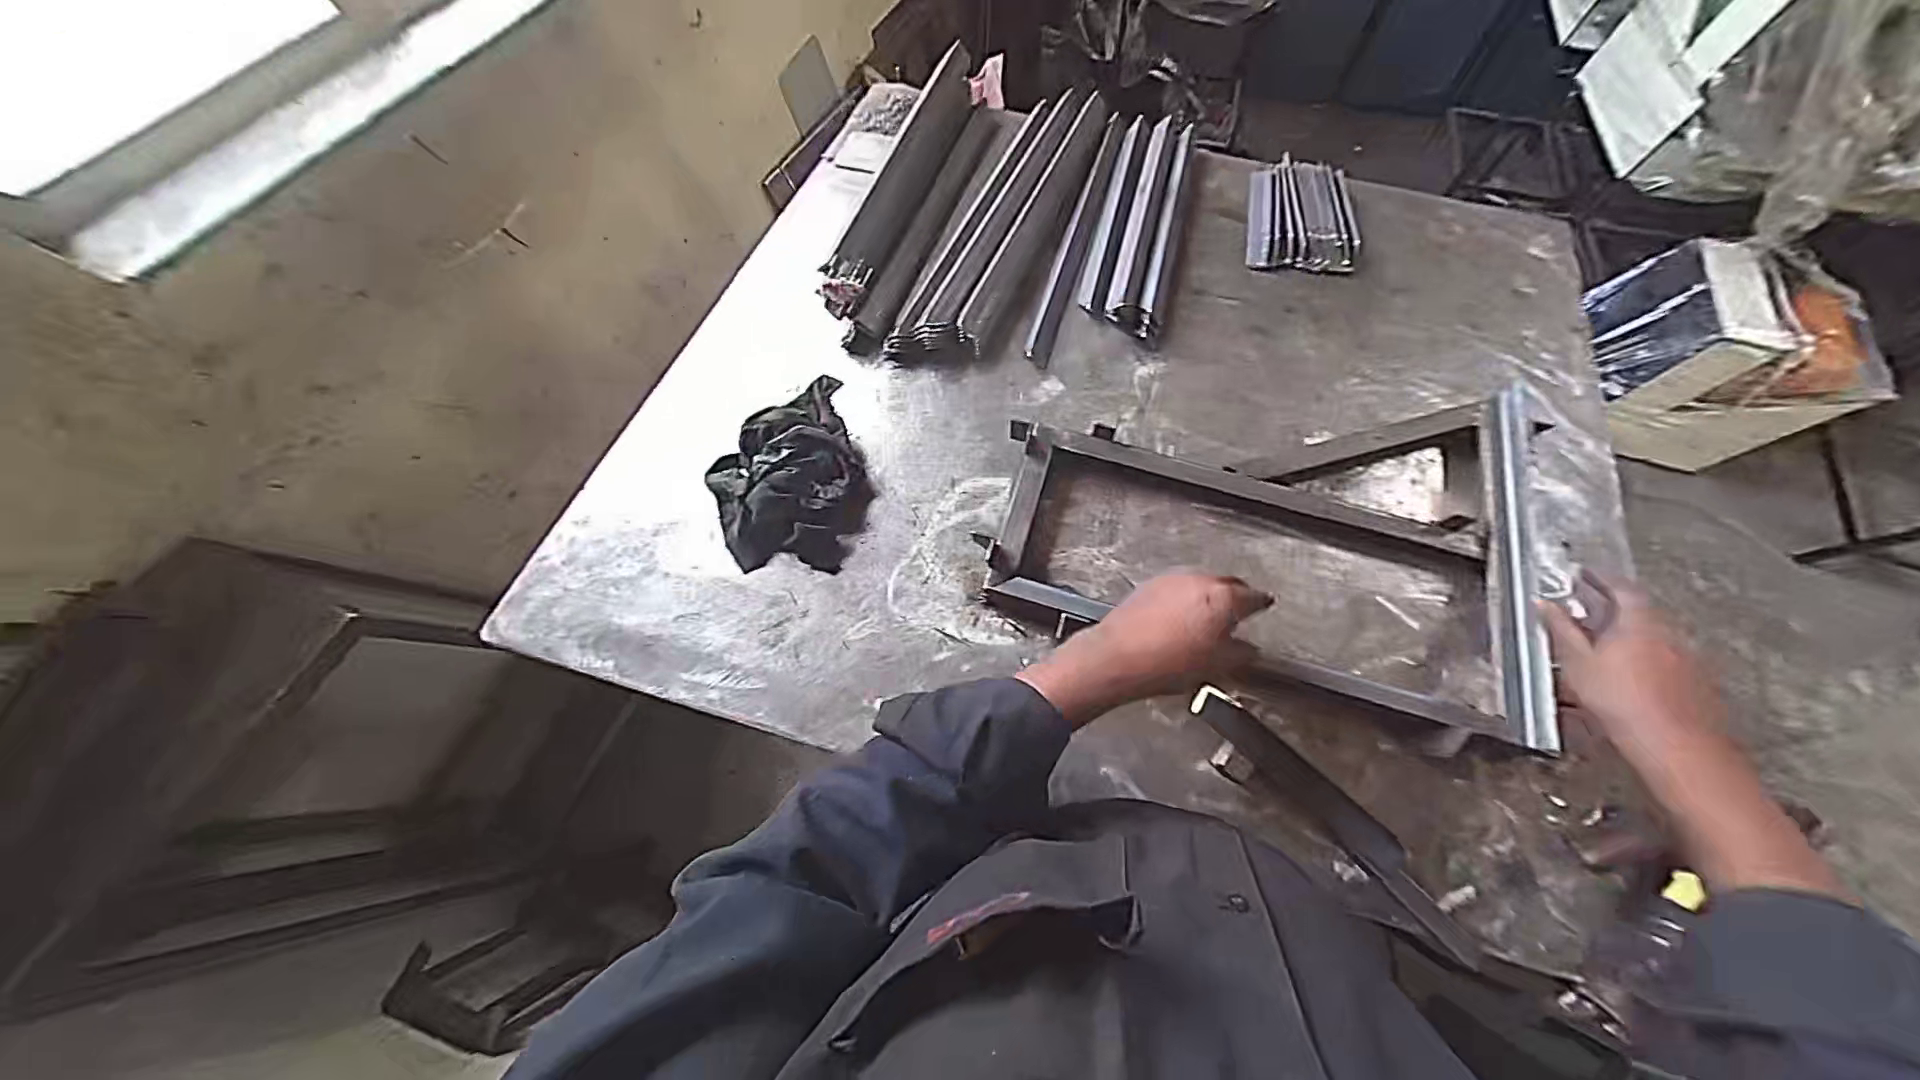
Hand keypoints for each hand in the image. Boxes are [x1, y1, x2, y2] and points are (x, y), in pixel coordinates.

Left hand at [1016, 570, 1272, 727]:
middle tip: (1239, 610)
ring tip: (1208, 618)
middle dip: (1235, 595)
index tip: (1264, 605)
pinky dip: (1184, 599)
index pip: (1253, 596)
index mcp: (1223, 597)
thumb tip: (1249, 649)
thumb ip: (1241, 653)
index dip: (1260, 603)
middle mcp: (1198, 581)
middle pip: (1226, 583)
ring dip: (1207, 596)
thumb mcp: (1217, 665)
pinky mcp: (1149, 586)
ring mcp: (1171, 580)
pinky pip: (1176, 589)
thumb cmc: (1168, 663)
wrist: (1118, 657)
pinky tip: (1180, 617)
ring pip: (1199, 584)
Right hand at [1539, 579, 1726, 760]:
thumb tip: (1545, 603)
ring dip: (1627, 630)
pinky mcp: (1694, 679)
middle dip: (1612, 605)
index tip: (1585, 574)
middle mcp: (1668, 633)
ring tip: (1601, 639)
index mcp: (1639, 622)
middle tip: (1587, 605)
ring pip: (1653, 633)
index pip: (1623, 588)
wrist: (1675, 743)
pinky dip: (1643, 652)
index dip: (1602, 579)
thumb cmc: (1619, 698)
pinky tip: (1627, 669)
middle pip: (1640, 610)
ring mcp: (1686, 657)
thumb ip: (1561, 629)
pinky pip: (1664, 654)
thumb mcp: (1577, 661)